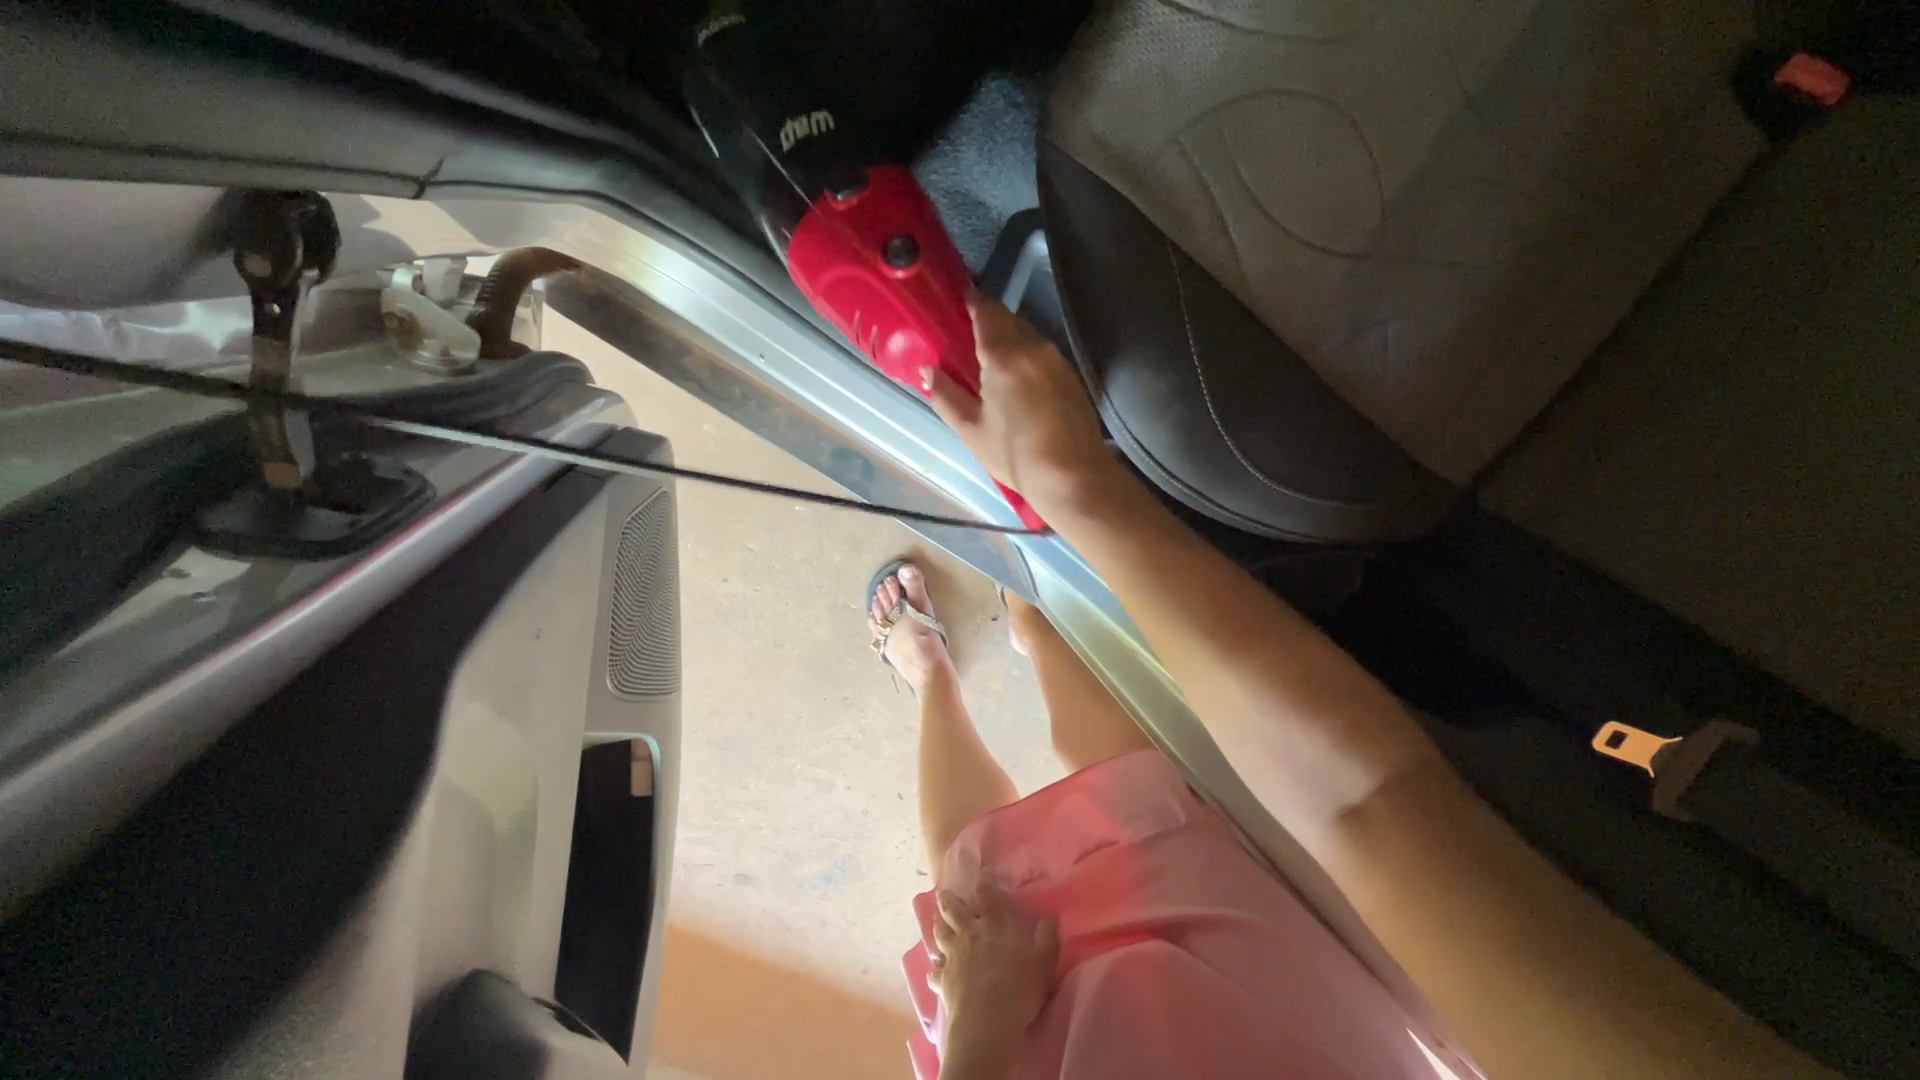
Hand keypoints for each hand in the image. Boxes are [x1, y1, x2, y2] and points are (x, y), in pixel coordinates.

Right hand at [923, 296, 1120, 517]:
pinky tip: (1016, 382)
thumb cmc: (1015, 455)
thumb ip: (946, 394)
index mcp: (1005, 355)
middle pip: (1008, 320)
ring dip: (1008, 341)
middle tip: (967, 338)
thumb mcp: (970, 429)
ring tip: (990, 363)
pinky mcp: (1071, 377)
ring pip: (1027, 337)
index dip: (971, 303)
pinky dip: (1025, 358)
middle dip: (988, 323)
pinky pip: (1042, 355)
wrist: (1072, 476)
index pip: (986, 311)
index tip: (957, 303)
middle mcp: (1034, 348)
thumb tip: (929, 370)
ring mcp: (1057, 361)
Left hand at [929, 881, 1059, 1041]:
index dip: (984, 882)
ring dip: (938, 925)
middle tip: (945, 893)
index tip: (981, 874)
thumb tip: (1050, 916)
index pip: (987, 894)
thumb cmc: (1019, 986)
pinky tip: (934, 970)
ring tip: (937, 920)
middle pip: (953, 909)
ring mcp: (953, 956)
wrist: (988, 1019)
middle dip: (949, 899)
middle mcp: (970, 933)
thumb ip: (1047, 936)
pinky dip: (934, 969)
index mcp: (994, 924)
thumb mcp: (1044, 960)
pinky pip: (935, 972)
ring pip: (940, 934)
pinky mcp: (943, 979)